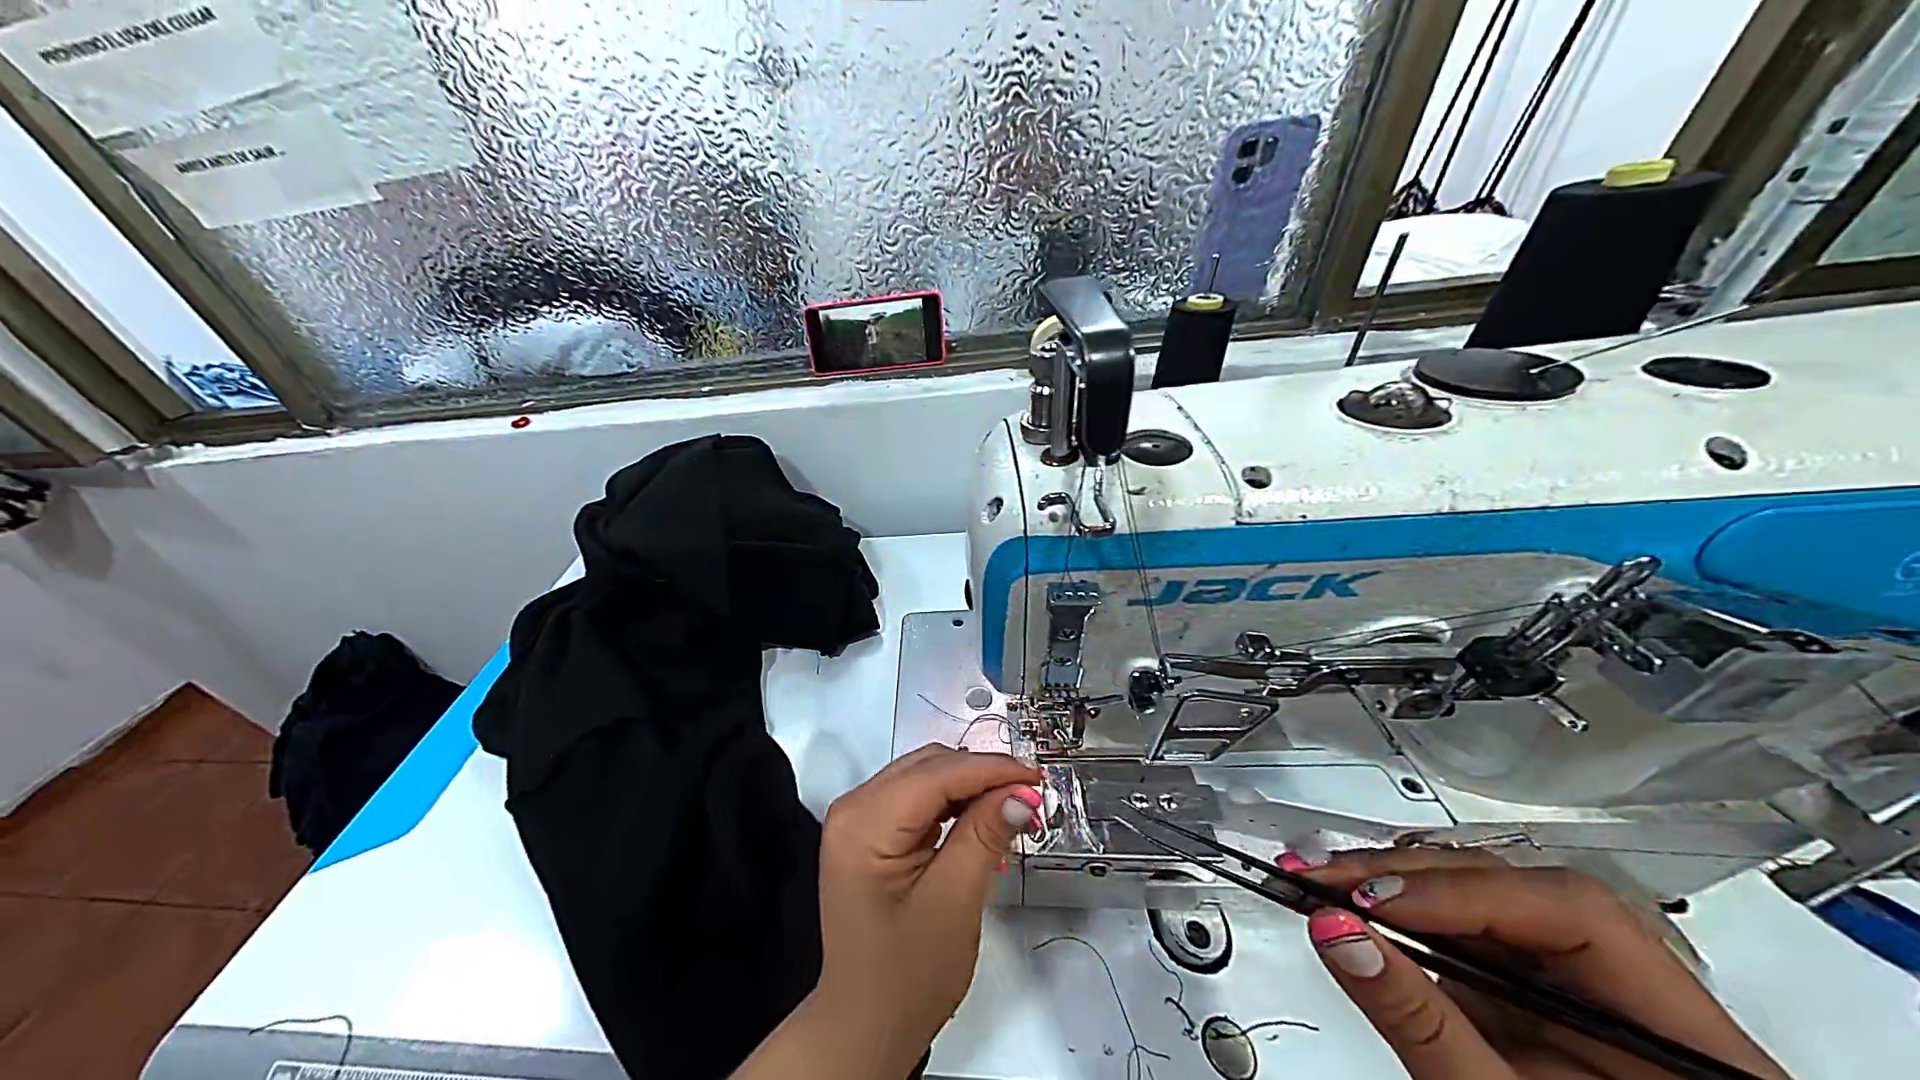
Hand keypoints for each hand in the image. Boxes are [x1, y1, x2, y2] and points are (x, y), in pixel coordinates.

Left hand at [731, 745, 1042, 1079]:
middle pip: (928, 766)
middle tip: (1028, 795)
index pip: (937, 774)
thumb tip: (1019, 792)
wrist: (867, 1024)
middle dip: (981, 774)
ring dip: (969, 785)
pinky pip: (917, 796)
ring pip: (925, 775)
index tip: (1035, 778)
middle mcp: (853, 809)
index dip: (990, 770)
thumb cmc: (906, 975)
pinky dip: (952, 800)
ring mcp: (858, 819)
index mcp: (863, 824)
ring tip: (1011, 806)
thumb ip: (984, 836)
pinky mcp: (869, 832)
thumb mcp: (953, 903)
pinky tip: (980, 817)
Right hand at [1299, 849, 1791, 1079]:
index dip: (1463, 893)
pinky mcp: (1525, 985)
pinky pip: (1460, 924)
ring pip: (1479, 894)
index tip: (1374, 902)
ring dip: (1391, 884)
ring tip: (1321, 882)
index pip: (1570, 911)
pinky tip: (1352, 902)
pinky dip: (1399, 912)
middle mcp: (1637, 992)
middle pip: (1514, 888)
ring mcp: (1578, 983)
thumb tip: (1339, 933)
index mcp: (1681, 1036)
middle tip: (1322, 878)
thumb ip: (1423, 1025)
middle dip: (1407, 879)